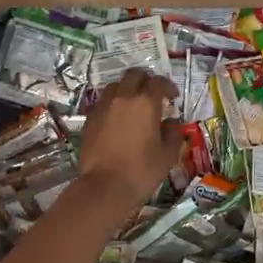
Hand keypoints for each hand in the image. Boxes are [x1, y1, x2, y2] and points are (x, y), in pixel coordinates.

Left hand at [76, 69, 181, 210]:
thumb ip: (173, 134)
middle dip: (145, 80)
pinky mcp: (89, 119)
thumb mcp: (167, 155)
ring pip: (115, 86)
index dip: (168, 86)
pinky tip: (117, 119)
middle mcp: (123, 98)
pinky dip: (112, 104)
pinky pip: (102, 102)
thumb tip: (172, 123)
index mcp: (145, 103)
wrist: (105, 186)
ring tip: (133, 105)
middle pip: (134, 75)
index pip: (158, 82)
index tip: (172, 98)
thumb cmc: (142, 170)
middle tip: (153, 94)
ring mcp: (103, 107)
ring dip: (126, 89)